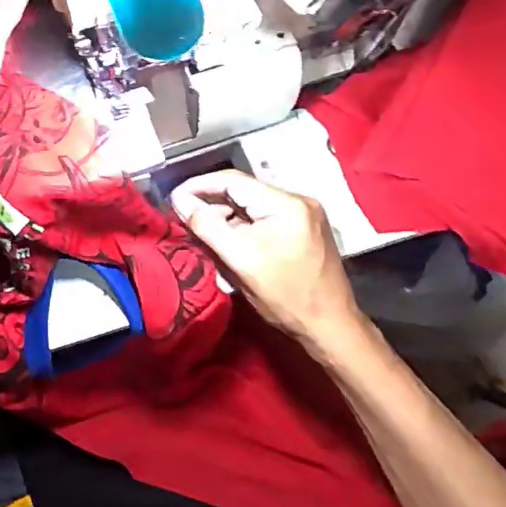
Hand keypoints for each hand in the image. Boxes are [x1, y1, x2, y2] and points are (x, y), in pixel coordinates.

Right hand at [169, 170, 367, 351]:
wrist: (331, 326)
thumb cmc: (285, 298)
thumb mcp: (240, 261)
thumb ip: (207, 226)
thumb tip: (179, 200)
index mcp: (286, 203)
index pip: (233, 180)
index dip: (199, 186)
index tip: (174, 197)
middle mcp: (299, 199)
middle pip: (244, 190)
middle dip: (212, 203)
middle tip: (185, 218)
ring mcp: (305, 212)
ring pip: (254, 204)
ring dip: (228, 215)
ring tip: (204, 233)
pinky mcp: (306, 226)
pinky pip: (267, 215)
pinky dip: (245, 224)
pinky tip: (230, 241)